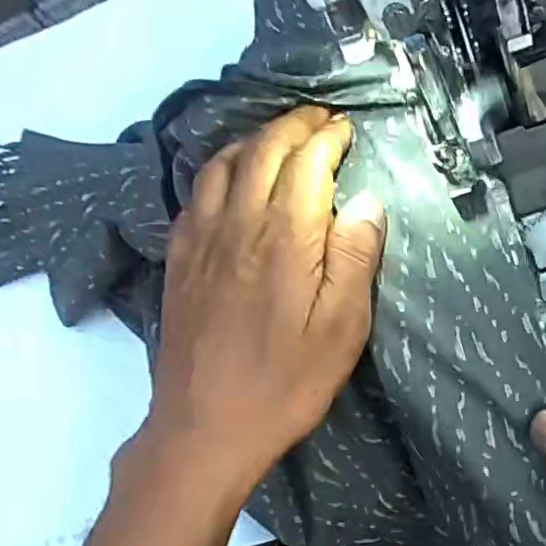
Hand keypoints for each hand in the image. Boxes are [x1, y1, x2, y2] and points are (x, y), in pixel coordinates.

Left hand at [141, 106, 384, 492]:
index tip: (348, 128)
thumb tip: (366, 204)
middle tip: (322, 120)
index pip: (305, 164)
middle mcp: (236, 225)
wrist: (206, 425)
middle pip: (262, 152)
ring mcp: (200, 239)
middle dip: (294, 126)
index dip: (327, 139)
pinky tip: (234, 176)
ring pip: (223, 164)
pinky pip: (197, 191)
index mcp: (284, 239)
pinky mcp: (179, 258)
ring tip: (282, 136)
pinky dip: (222, 166)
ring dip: (256, 138)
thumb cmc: (289, 380)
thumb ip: (355, 260)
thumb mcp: (343, 328)